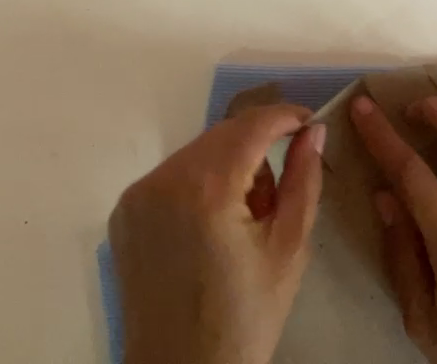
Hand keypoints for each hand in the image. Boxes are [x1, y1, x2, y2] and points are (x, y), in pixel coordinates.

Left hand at [109, 104, 326, 363]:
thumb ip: (303, 180)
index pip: (252, 125)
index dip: (285, 116)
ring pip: (198, 152)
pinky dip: (198, 183)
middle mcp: (164, 179)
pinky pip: (172, 175)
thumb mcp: (288, 249)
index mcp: (207, 189)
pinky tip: (211, 227)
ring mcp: (138, 194)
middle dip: (257, 146)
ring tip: (244, 217)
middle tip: (278, 191)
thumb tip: (312, 131)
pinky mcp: (124, 212)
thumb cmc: (246, 319)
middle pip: (223, 135)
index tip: (309, 123)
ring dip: (228, 164)